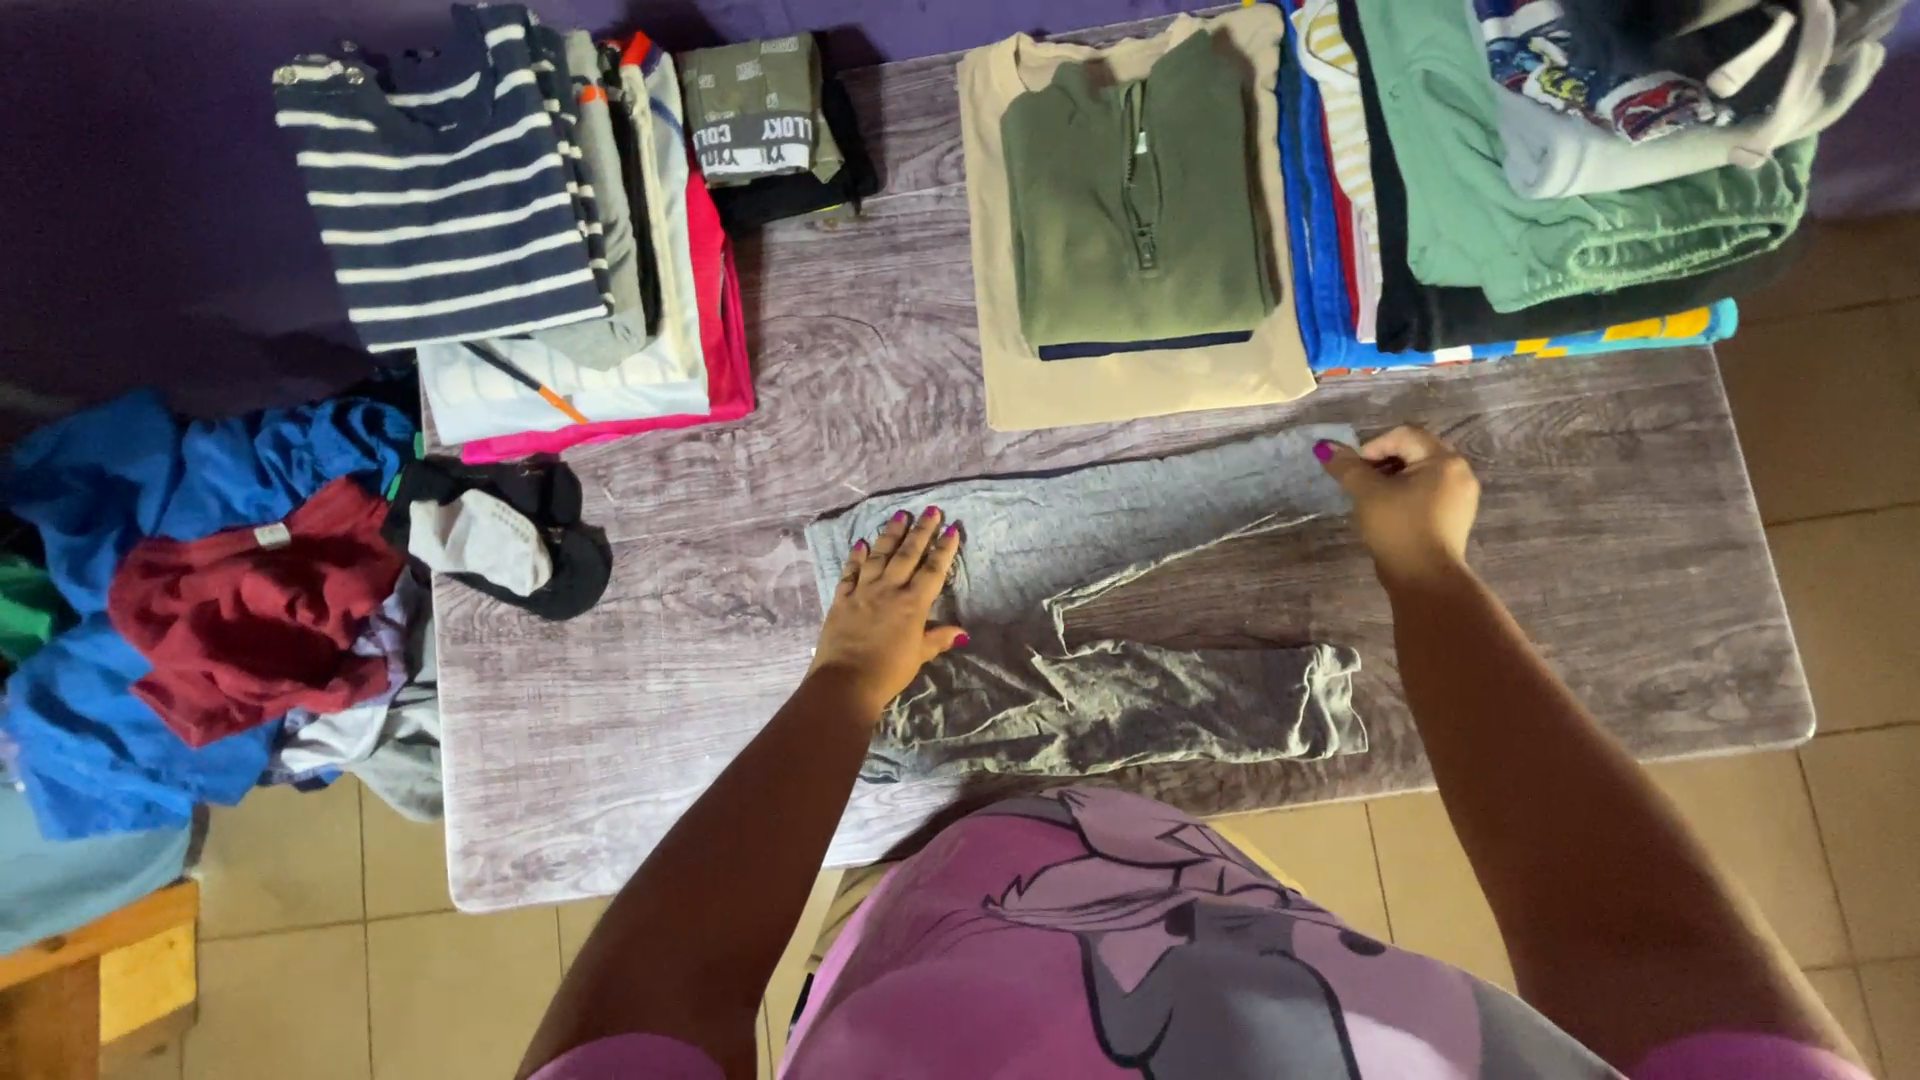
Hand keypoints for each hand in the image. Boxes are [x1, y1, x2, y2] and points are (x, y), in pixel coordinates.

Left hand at [809, 507, 966, 717]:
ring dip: (890, 534)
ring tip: (900, 515)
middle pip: (908, 554)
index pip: (932, 570)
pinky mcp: (841, 598)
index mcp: (912, 604)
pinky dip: (856, 556)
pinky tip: (860, 543)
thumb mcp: (919, 656)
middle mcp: (889, 589)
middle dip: (921, 531)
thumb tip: (962, 632)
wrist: (845, 681)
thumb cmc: (888, 672)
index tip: (951, 529)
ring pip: (879, 555)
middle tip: (930, 510)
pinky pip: (850, 571)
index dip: (944, 549)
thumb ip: (938, 639)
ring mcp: (863, 591)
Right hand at [1315, 425, 1479, 586]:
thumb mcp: (1367, 493)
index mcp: (1444, 460)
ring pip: (1420, 473)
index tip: (1355, 471)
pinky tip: (1389, 513)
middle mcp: (1460, 472)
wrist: (1424, 577)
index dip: (1373, 447)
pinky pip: (1427, 492)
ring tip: (1371, 499)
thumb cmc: (1397, 528)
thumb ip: (1347, 466)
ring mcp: (1461, 496)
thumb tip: (1324, 446)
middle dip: (1382, 462)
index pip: (1403, 435)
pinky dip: (1405, 494)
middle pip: (1414, 451)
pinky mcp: (1455, 516)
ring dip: (1392, 479)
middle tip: (1360, 483)